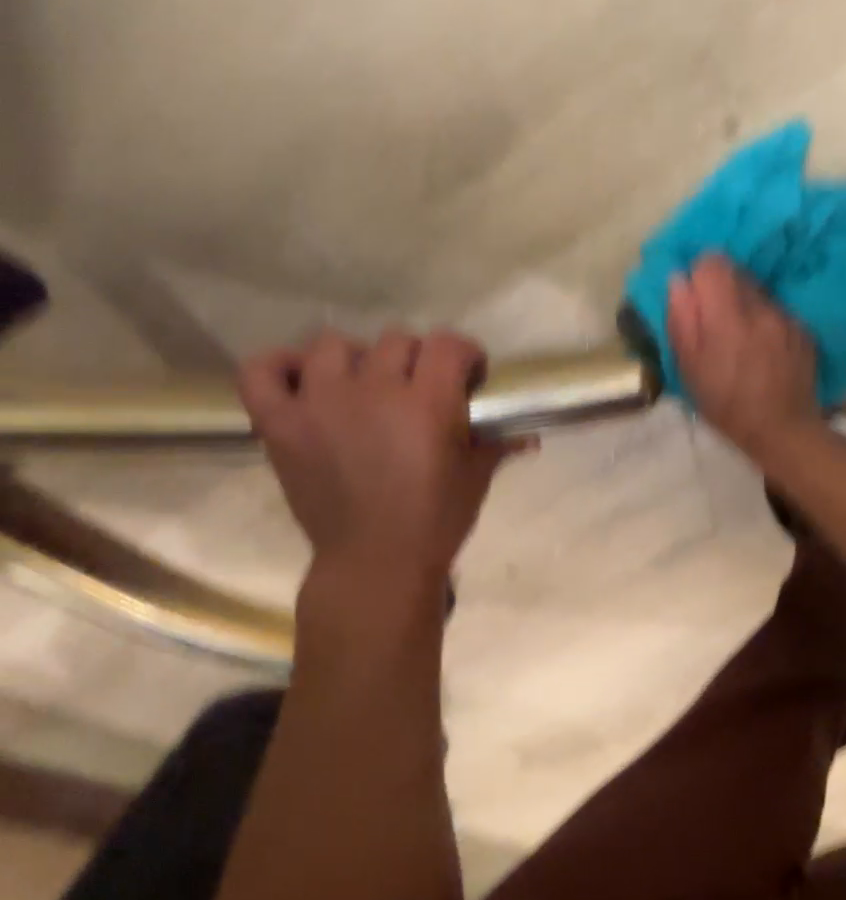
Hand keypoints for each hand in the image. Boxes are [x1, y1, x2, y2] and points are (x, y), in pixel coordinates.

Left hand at [238, 329, 526, 577]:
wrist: (377, 559)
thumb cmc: (437, 519)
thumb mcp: (477, 477)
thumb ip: (497, 444)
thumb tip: (527, 434)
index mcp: (428, 403)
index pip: (447, 345)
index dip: (464, 354)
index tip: (469, 375)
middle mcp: (373, 391)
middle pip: (396, 340)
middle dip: (418, 358)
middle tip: (422, 388)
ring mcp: (319, 402)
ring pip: (333, 345)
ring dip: (357, 359)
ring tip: (365, 385)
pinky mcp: (279, 422)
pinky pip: (263, 371)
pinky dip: (281, 366)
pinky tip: (304, 379)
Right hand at [666, 254, 823, 458]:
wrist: (783, 430)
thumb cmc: (728, 405)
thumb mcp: (690, 368)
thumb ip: (681, 318)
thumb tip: (679, 281)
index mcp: (728, 316)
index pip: (714, 262)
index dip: (701, 276)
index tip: (698, 299)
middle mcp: (762, 309)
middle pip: (739, 274)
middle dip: (724, 291)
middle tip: (717, 323)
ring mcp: (788, 319)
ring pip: (761, 294)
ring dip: (748, 307)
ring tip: (744, 341)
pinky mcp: (805, 332)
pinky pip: (780, 313)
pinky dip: (770, 324)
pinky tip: (767, 352)